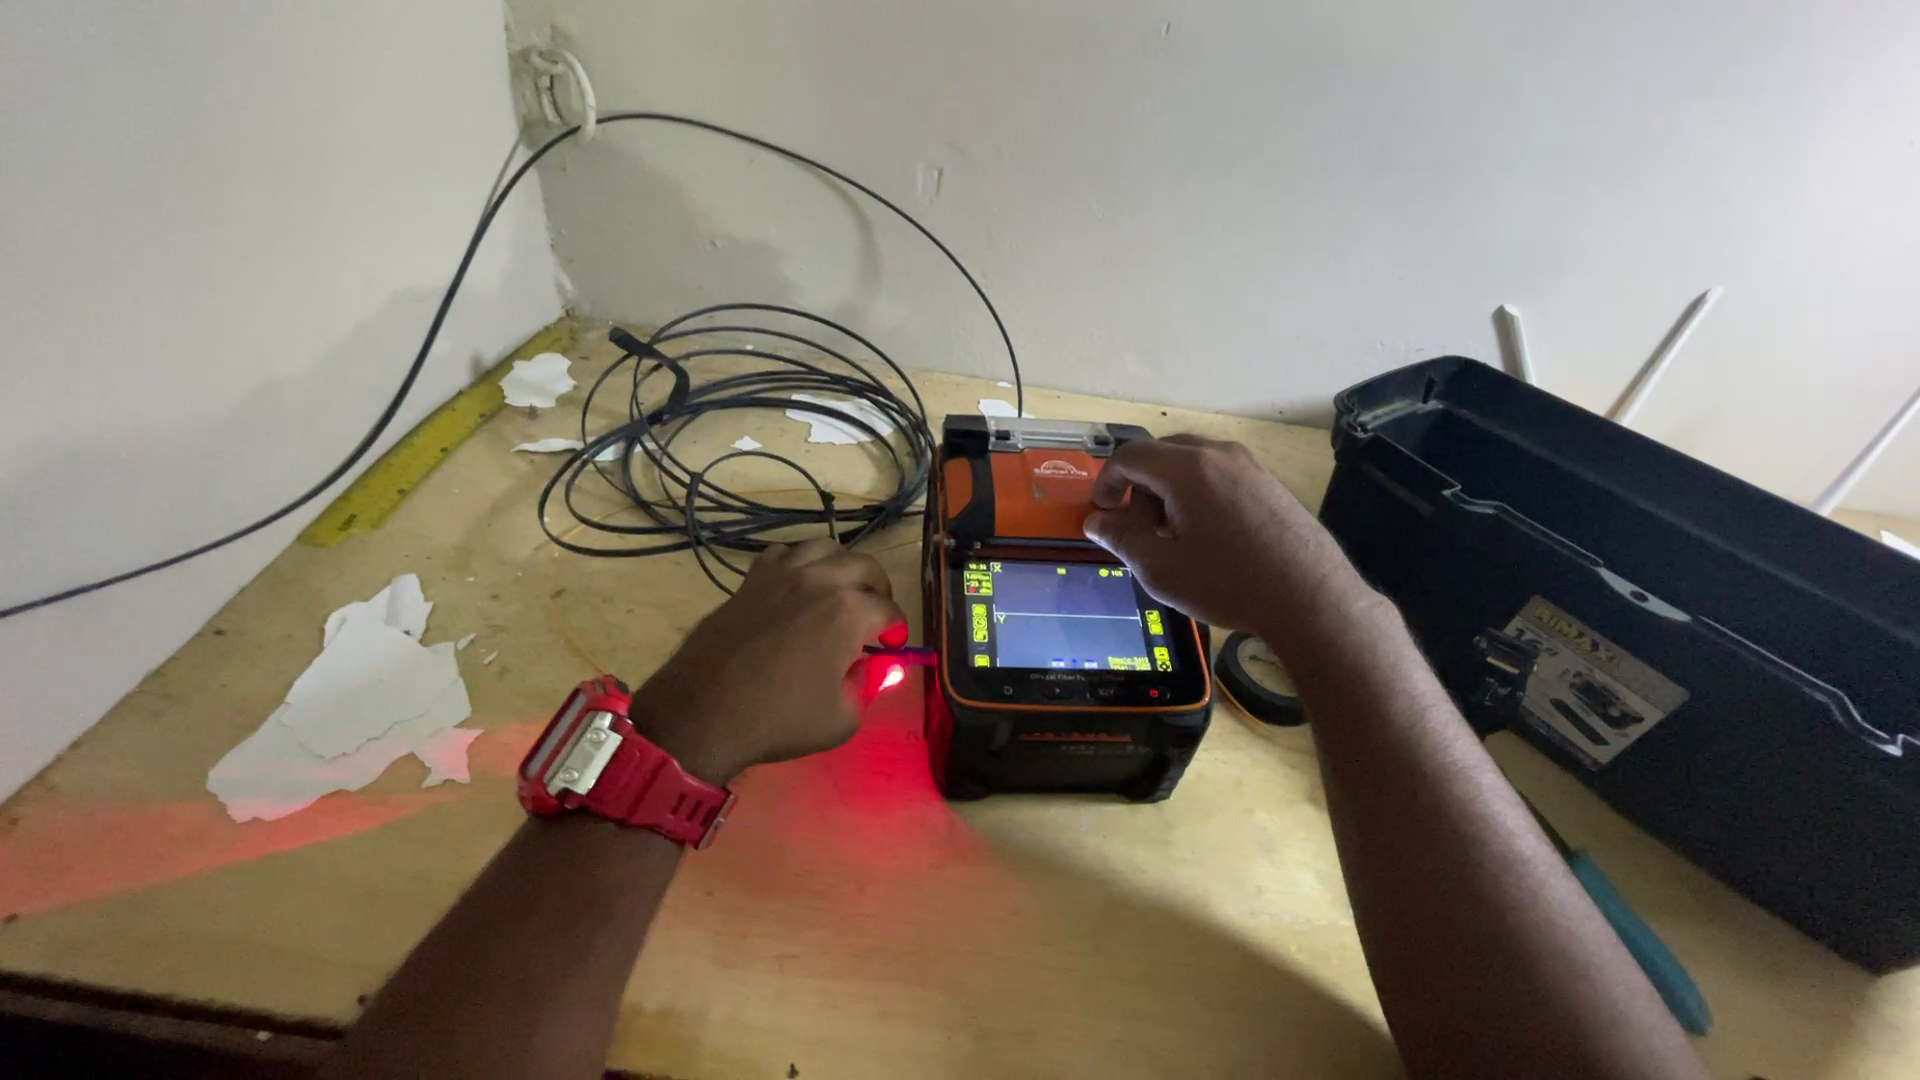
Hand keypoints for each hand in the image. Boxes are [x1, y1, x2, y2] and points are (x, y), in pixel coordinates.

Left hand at [629, 538, 906, 784]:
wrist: (703, 713)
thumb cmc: (779, 719)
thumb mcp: (842, 718)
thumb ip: (866, 686)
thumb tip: (864, 667)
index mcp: (849, 611)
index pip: (888, 610)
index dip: (896, 630)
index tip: (891, 645)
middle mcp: (820, 580)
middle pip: (864, 566)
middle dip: (878, 589)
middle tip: (875, 613)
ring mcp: (782, 574)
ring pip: (824, 547)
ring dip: (841, 565)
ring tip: (840, 589)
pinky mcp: (751, 579)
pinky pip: (783, 554)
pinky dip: (798, 563)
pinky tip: (797, 584)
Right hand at [1082, 434, 1371, 642]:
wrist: (1310, 598)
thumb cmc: (1227, 584)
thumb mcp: (1160, 568)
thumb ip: (1120, 539)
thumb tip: (1096, 521)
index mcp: (1186, 469)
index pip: (1129, 455)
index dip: (1106, 482)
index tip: (1102, 513)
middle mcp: (1218, 454)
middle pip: (1160, 453)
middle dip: (1138, 487)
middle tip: (1138, 530)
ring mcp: (1249, 466)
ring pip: (1191, 463)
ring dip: (1168, 491)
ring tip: (1173, 537)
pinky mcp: (1269, 482)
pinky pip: (1218, 474)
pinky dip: (1197, 493)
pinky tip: (1208, 537)